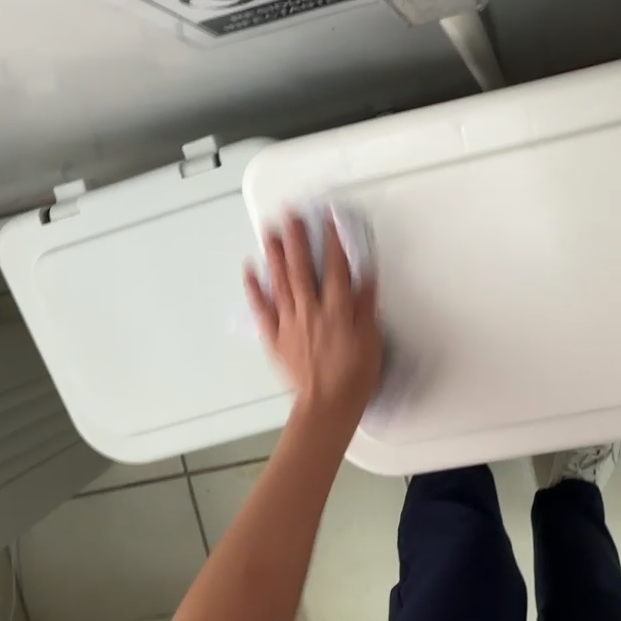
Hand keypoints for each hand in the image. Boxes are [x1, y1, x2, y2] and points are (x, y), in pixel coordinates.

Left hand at [245, 215, 383, 423]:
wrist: (328, 405)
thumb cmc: (353, 376)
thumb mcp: (370, 339)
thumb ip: (364, 305)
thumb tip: (364, 276)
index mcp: (337, 310)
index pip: (335, 268)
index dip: (332, 241)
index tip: (328, 220)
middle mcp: (311, 311)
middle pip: (302, 268)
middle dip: (297, 239)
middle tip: (291, 215)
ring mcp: (290, 323)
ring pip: (281, 282)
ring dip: (275, 254)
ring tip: (271, 231)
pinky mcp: (275, 337)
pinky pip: (262, 309)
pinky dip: (254, 288)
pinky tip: (250, 269)